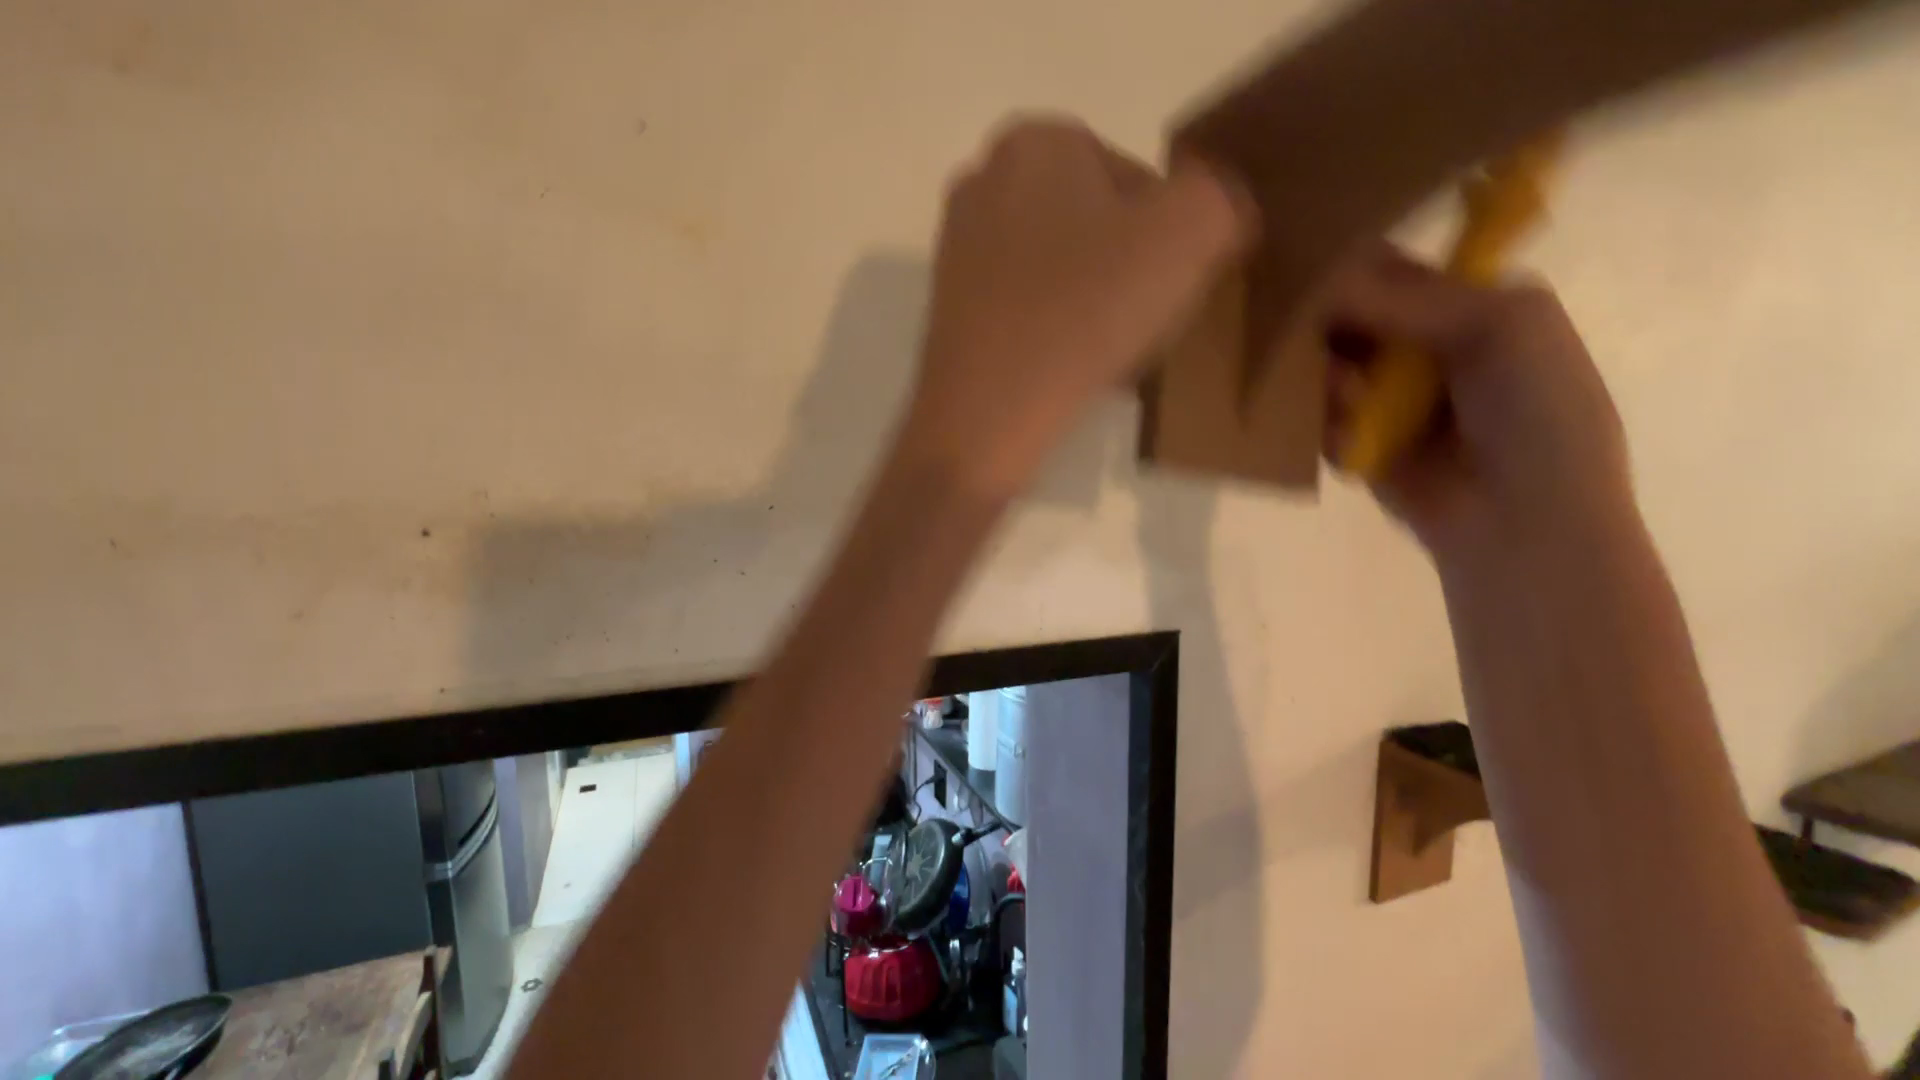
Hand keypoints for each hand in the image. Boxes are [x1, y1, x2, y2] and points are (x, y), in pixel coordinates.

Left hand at [906, 116, 1255, 498]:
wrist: (986, 414)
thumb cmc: (1085, 312)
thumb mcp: (1191, 232)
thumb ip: (1220, 198)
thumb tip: (1217, 211)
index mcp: (1038, 141)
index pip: (1138, 178)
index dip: (1171, 236)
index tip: (1172, 287)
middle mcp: (985, 178)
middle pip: (1095, 222)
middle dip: (1129, 267)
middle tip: (1147, 320)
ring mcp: (957, 244)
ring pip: (1061, 265)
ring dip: (1095, 301)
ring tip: (1112, 350)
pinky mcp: (948, 304)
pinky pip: (1027, 303)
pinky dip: (1056, 326)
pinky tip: (1072, 364)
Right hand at [1325, 248, 1634, 559]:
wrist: (1529, 524)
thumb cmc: (1538, 415)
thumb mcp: (1501, 326)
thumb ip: (1411, 297)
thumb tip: (1321, 277)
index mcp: (1469, 307)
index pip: (1392, 272)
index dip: (1352, 266)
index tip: (1311, 268)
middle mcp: (1424, 348)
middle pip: (1349, 318)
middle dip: (1329, 325)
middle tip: (1318, 339)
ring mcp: (1388, 400)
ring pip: (1327, 368)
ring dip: (1328, 377)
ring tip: (1348, 400)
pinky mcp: (1360, 446)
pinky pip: (1320, 421)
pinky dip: (1325, 424)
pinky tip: (1347, 437)